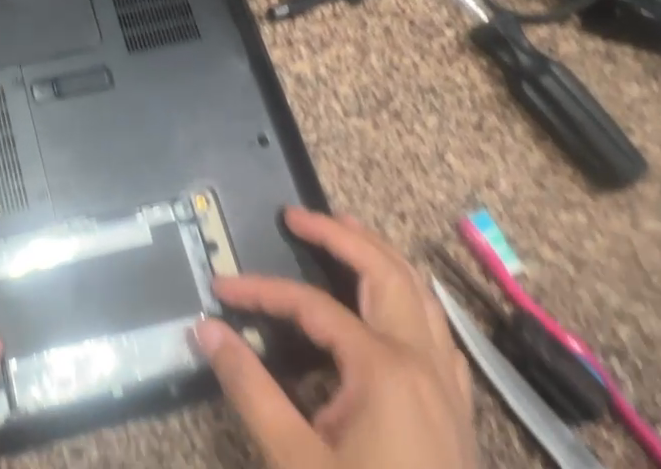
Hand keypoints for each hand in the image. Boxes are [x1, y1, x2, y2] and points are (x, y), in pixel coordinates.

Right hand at [195, 209, 476, 468]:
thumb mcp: (294, 458)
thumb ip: (249, 387)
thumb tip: (206, 330)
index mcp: (384, 369)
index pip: (312, 306)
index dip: (261, 290)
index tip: (219, 288)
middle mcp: (423, 361)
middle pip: (384, 271)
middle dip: (340, 234)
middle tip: (296, 217)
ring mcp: (447, 382)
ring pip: (419, 293)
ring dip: (379, 256)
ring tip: (342, 232)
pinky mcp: (454, 406)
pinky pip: (437, 329)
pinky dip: (409, 297)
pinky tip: (390, 305)